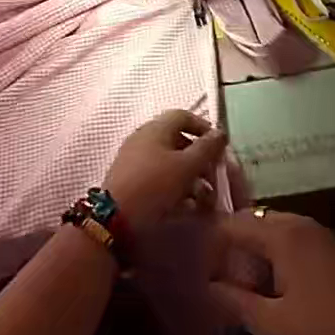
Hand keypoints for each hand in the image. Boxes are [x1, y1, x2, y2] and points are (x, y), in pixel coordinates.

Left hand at [102, 111, 227, 237]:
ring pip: (169, 161)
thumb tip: (220, 133)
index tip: (219, 146)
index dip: (204, 127)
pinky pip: (157, 175)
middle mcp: (142, 138)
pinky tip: (184, 204)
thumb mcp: (187, 166)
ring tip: (202, 196)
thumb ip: (207, 148)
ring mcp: (133, 159)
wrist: (114, 218)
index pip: (183, 116)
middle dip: (199, 157)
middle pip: (177, 140)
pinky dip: (174, 185)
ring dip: (190, 175)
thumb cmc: (155, 186)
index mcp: (155, 128)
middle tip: (213, 175)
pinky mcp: (129, 179)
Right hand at [210, 209, 334, 334]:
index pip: (229, 225)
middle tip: (220, 286)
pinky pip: (287, 241)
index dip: (209, 248)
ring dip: (252, 256)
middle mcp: (296, 223)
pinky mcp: (328, 247)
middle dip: (230, 252)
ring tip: (243, 291)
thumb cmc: (332, 326)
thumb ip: (235, 302)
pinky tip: (273, 290)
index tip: (199, 276)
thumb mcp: (276, 322)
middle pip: (249, 224)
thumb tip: (208, 288)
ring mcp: (315, 232)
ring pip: (268, 233)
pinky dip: (272, 259)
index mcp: (280, 234)